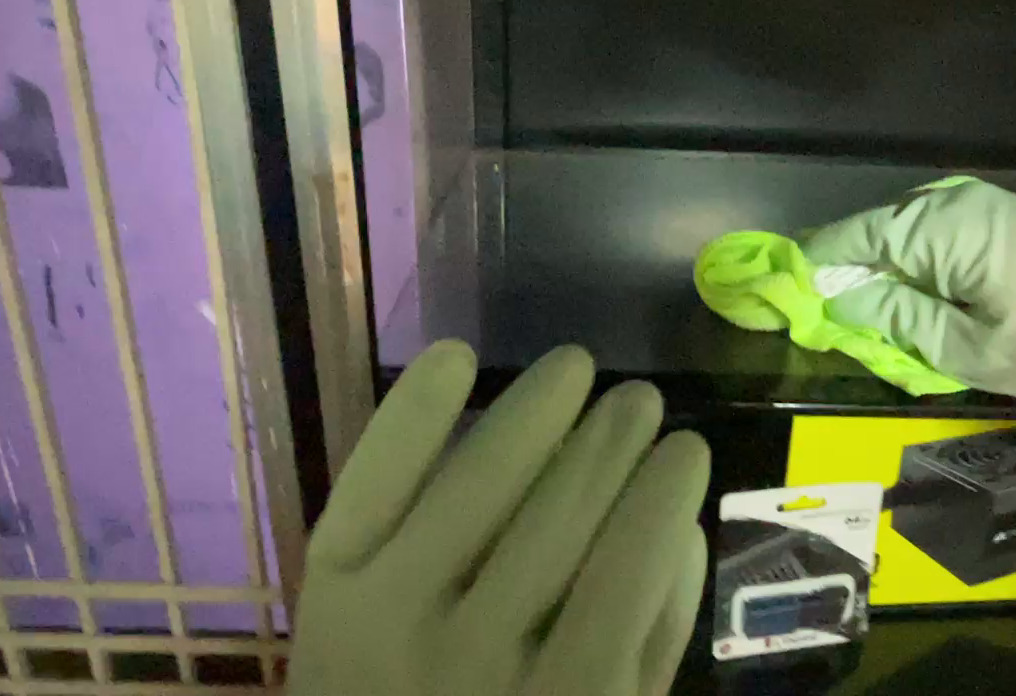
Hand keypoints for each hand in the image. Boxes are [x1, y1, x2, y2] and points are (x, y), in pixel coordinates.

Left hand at [287, 342, 710, 695]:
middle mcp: (475, 661)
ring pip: (481, 480)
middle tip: (640, 396)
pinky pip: (375, 477)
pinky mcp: (327, 585)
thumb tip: (679, 514)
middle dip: (617, 433)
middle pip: (564, 509)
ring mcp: (389, 616)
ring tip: (575, 364)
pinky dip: (415, 409)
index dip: (669, 486)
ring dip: (538, 402)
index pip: (634, 561)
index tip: (688, 444)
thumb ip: (657, 633)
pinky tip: (457, 354)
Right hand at [801, 175, 1015, 395]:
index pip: (849, 238)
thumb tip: (841, 301)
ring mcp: (978, 203)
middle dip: (848, 268)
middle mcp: (948, 201)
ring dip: (883, 267)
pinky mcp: (1000, 215)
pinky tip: (914, 292)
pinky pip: (936, 234)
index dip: (815, 266)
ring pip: (906, 234)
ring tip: (865, 307)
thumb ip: (896, 318)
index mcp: (932, 227)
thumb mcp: (968, 347)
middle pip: (875, 232)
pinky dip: (916, 262)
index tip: (789, 293)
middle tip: (826, 310)